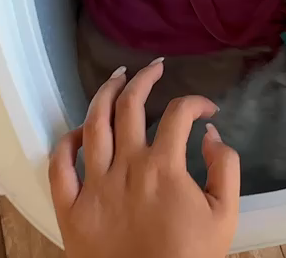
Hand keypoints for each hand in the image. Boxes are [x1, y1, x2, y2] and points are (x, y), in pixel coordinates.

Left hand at [49, 58, 240, 257]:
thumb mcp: (224, 215)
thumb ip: (226, 167)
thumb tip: (210, 134)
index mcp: (164, 167)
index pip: (179, 113)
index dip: (196, 102)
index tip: (206, 110)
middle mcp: (126, 167)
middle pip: (131, 104)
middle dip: (145, 78)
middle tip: (155, 69)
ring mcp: (94, 187)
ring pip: (94, 123)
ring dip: (105, 92)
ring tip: (117, 77)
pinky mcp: (70, 210)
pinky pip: (59, 167)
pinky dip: (66, 142)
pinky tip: (80, 131)